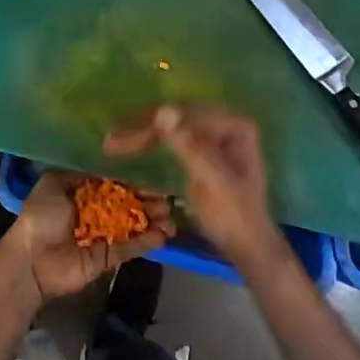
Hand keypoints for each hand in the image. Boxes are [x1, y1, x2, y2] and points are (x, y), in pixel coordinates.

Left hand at [0, 172, 174, 302]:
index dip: (135, 179)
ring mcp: (105, 234)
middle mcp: (97, 210)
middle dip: (149, 200)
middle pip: (130, 202)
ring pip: (135, 224)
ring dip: (154, 220)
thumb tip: (110, 165)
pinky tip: (163, 236)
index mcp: (84, 190)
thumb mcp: (55, 183)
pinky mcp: (109, 257)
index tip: (155, 177)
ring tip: (170, 218)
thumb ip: (83, 174)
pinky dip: (147, 242)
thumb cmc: (41, 217)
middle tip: (168, 199)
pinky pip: (131, 248)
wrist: (30, 259)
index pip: (116, 181)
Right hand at [105, 104, 284, 268]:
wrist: (249, 248)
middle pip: (176, 118)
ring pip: (171, 128)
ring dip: (142, 135)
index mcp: (234, 124)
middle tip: (110, 140)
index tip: (120, 136)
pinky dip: (151, 144)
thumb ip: (189, 145)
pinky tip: (130, 146)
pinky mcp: (203, 151)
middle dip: (142, 129)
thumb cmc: (235, 216)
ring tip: (112, 143)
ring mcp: (214, 136)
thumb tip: (163, 110)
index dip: (150, 124)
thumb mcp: (211, 180)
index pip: (185, 115)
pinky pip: (172, 140)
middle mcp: (225, 123)